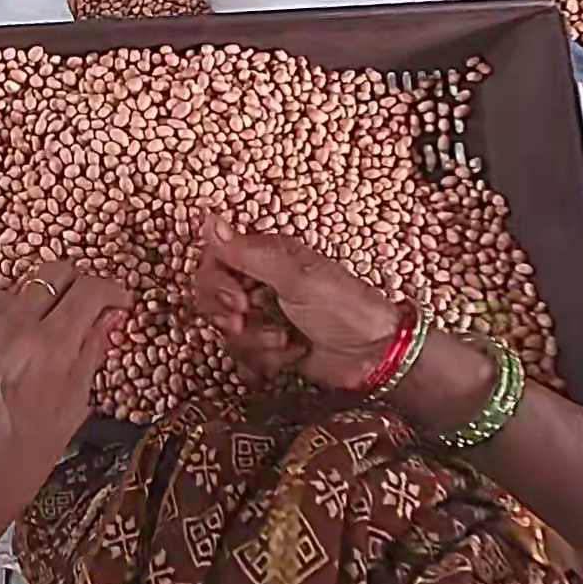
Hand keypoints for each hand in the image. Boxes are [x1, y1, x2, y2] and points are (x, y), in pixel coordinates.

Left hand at [0, 263, 127, 583]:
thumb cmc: (19, 461)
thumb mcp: (72, 409)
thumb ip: (91, 354)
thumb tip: (110, 322)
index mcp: (49, 348)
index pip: (89, 290)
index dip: (113, 290)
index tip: (121, 301)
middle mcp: (13, 329)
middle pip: (54, 272)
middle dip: (81, 282)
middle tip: (93, 304)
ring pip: (24, 284)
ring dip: (50, 294)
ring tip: (61, 320)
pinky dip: (20, 310)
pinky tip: (28, 336)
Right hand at [192, 213, 401, 388]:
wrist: (373, 356)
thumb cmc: (343, 307)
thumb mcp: (295, 276)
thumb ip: (247, 252)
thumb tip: (209, 220)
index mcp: (266, 257)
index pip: (215, 262)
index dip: (216, 283)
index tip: (236, 299)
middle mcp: (260, 284)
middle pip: (212, 297)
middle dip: (228, 316)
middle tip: (248, 320)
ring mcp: (264, 317)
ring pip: (227, 331)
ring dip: (254, 342)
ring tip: (284, 341)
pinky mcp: (269, 348)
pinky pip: (243, 357)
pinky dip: (264, 362)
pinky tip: (290, 356)